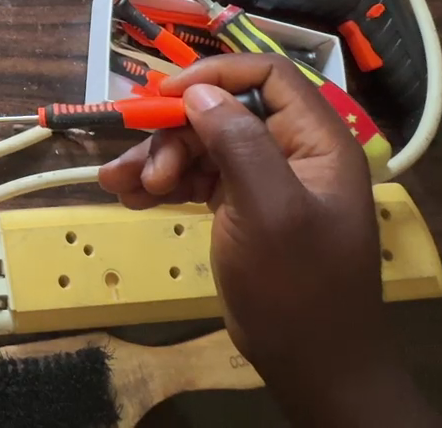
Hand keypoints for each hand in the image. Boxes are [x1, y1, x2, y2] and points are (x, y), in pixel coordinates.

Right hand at [98, 55, 400, 400]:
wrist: (311, 368)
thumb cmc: (298, 289)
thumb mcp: (268, 212)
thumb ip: (238, 144)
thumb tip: (199, 92)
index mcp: (316, 142)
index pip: (267, 76)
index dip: (216, 74)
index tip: (168, 95)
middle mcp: (290, 150)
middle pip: (221, 111)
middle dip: (174, 135)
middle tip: (145, 171)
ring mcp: (263, 177)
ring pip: (199, 141)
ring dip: (157, 160)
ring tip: (124, 188)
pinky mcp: (239, 202)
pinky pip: (193, 173)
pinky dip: (160, 182)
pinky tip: (130, 197)